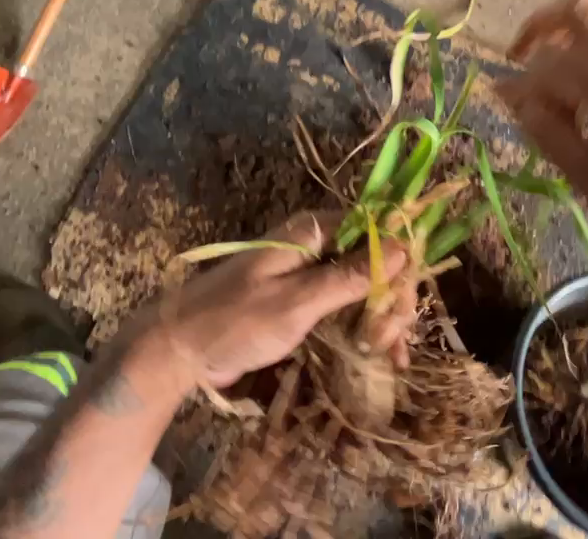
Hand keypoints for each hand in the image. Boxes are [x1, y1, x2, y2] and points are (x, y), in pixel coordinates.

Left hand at [150, 211, 417, 389]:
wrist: (179, 346)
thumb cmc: (235, 320)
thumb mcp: (296, 302)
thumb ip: (349, 275)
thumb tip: (403, 246)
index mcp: (312, 231)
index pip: (376, 232)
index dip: (399, 266)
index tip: (408, 306)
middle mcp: (315, 244)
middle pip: (374, 261)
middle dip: (391, 300)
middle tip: (395, 346)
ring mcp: (308, 271)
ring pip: (363, 285)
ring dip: (381, 317)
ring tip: (393, 356)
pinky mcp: (301, 298)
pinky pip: (344, 304)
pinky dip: (363, 325)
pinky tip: (381, 354)